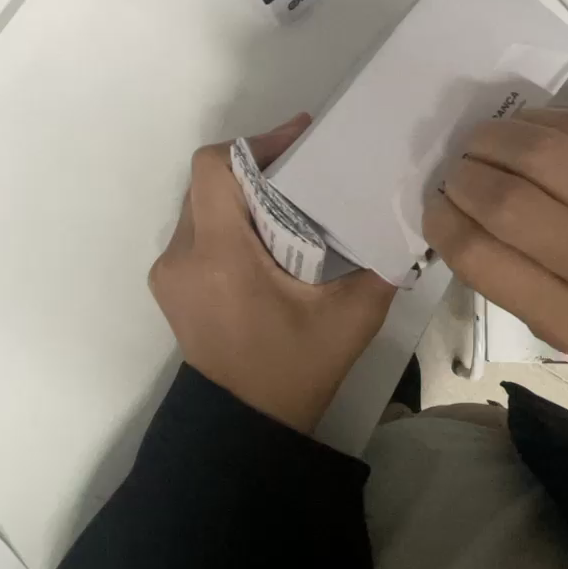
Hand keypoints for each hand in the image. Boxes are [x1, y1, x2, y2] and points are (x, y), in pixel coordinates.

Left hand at [150, 114, 398, 432]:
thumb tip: (398, 220)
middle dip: (255, 164)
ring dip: (242, 191)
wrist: (242, 429)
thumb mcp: (350, 319)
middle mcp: (182, 255)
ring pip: (202, 201)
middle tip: (303, 164)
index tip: (298, 139)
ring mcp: (169, 270)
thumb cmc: (293, 371)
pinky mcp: (170, 282)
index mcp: (219, 257)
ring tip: (288, 195)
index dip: (255, 143)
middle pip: (210, 180)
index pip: (214, 168)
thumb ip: (377, 265)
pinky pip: (197, 227)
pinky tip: (266, 232)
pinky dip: (229, 217)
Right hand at [424, 108, 567, 364]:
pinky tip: (515, 133)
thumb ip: (495, 269)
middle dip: (463, 179)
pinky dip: (530, 122)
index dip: (443, 222)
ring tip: (476, 147)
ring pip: (543, 155)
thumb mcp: (545, 321)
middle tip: (454, 175)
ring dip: (490, 141)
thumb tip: (448, 202)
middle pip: (510, 203)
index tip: (435, 208)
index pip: (482, 258)